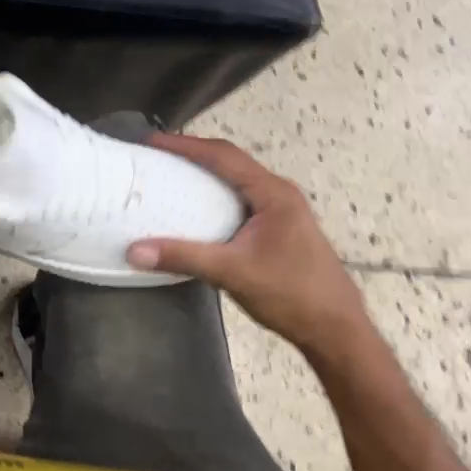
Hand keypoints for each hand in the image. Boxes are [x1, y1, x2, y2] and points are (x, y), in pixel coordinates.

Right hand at [126, 134, 373, 362]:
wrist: (338, 330)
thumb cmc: (291, 295)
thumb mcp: (233, 273)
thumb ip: (183, 257)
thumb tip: (133, 250)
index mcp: (273, 194)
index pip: (223, 156)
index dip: (185, 145)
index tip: (151, 141)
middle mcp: (280, 193)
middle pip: (230, 161)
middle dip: (192, 152)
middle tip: (155, 154)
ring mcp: (283, 210)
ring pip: (236, 178)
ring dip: (204, 172)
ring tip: (169, 174)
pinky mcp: (280, 227)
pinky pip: (240, 196)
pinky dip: (214, 192)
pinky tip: (195, 207)